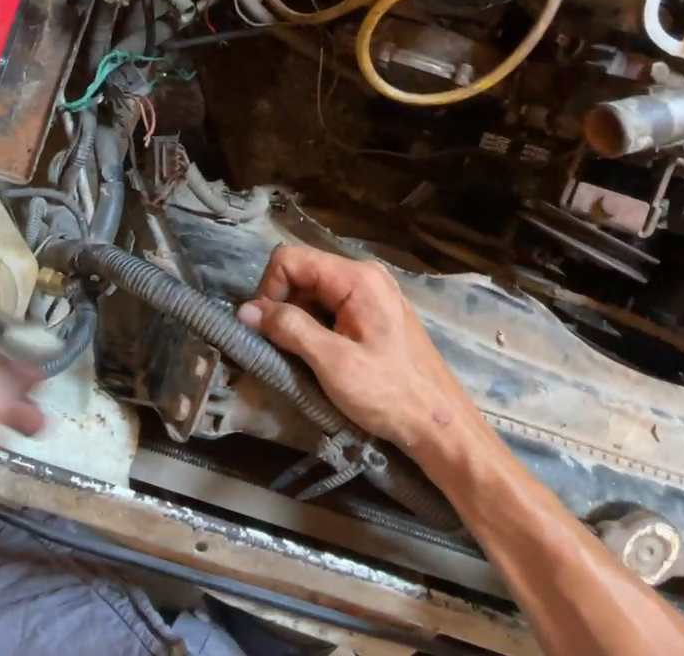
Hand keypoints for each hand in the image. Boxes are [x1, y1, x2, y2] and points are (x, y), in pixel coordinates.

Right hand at [236, 246, 473, 448]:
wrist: (438, 425)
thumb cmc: (389, 393)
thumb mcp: (333, 362)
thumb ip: (289, 329)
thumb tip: (245, 310)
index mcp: (357, 278)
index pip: (290, 259)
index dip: (269, 289)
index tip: (265, 327)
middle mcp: (364, 274)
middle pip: (302, 272)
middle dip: (282, 304)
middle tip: (281, 345)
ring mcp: (372, 291)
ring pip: (313, 289)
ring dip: (297, 317)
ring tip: (302, 353)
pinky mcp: (373, 310)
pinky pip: (330, 304)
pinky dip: (315, 324)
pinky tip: (321, 352)